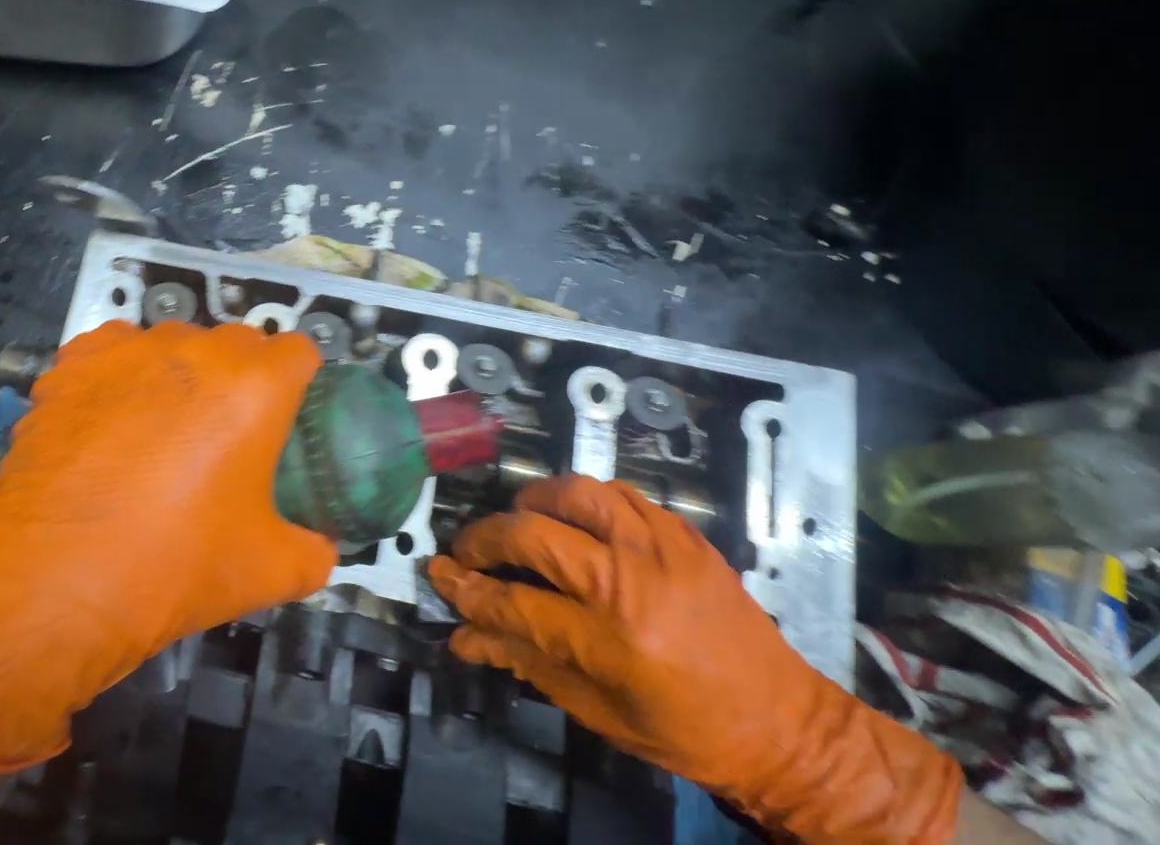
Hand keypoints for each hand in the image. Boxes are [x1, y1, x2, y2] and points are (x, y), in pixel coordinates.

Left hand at [0, 320, 336, 771]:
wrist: (55, 580)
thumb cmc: (174, 568)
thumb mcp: (270, 572)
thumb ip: (314, 551)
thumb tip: (320, 546)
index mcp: (253, 386)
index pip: (297, 351)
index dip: (297, 384)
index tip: (285, 419)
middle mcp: (192, 351)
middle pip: (234, 343)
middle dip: (238, 379)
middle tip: (224, 436)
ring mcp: (126, 352)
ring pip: (170, 343)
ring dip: (178, 374)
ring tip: (159, 431)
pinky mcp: (71, 364)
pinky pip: (111, 353)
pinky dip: (118, 375)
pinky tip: (108, 420)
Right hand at [429, 476, 963, 844]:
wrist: (784, 723)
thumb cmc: (684, 731)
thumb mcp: (595, 710)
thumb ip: (524, 661)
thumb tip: (463, 635)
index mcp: (610, 639)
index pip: (512, 601)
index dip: (466, 589)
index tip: (439, 576)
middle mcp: (631, 581)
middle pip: (532, 535)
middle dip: (484, 541)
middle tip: (466, 553)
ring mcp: (660, 546)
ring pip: (574, 493)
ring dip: (532, 504)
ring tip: (517, 524)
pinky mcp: (682, 532)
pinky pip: (617, 493)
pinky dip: (580, 500)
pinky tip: (569, 520)